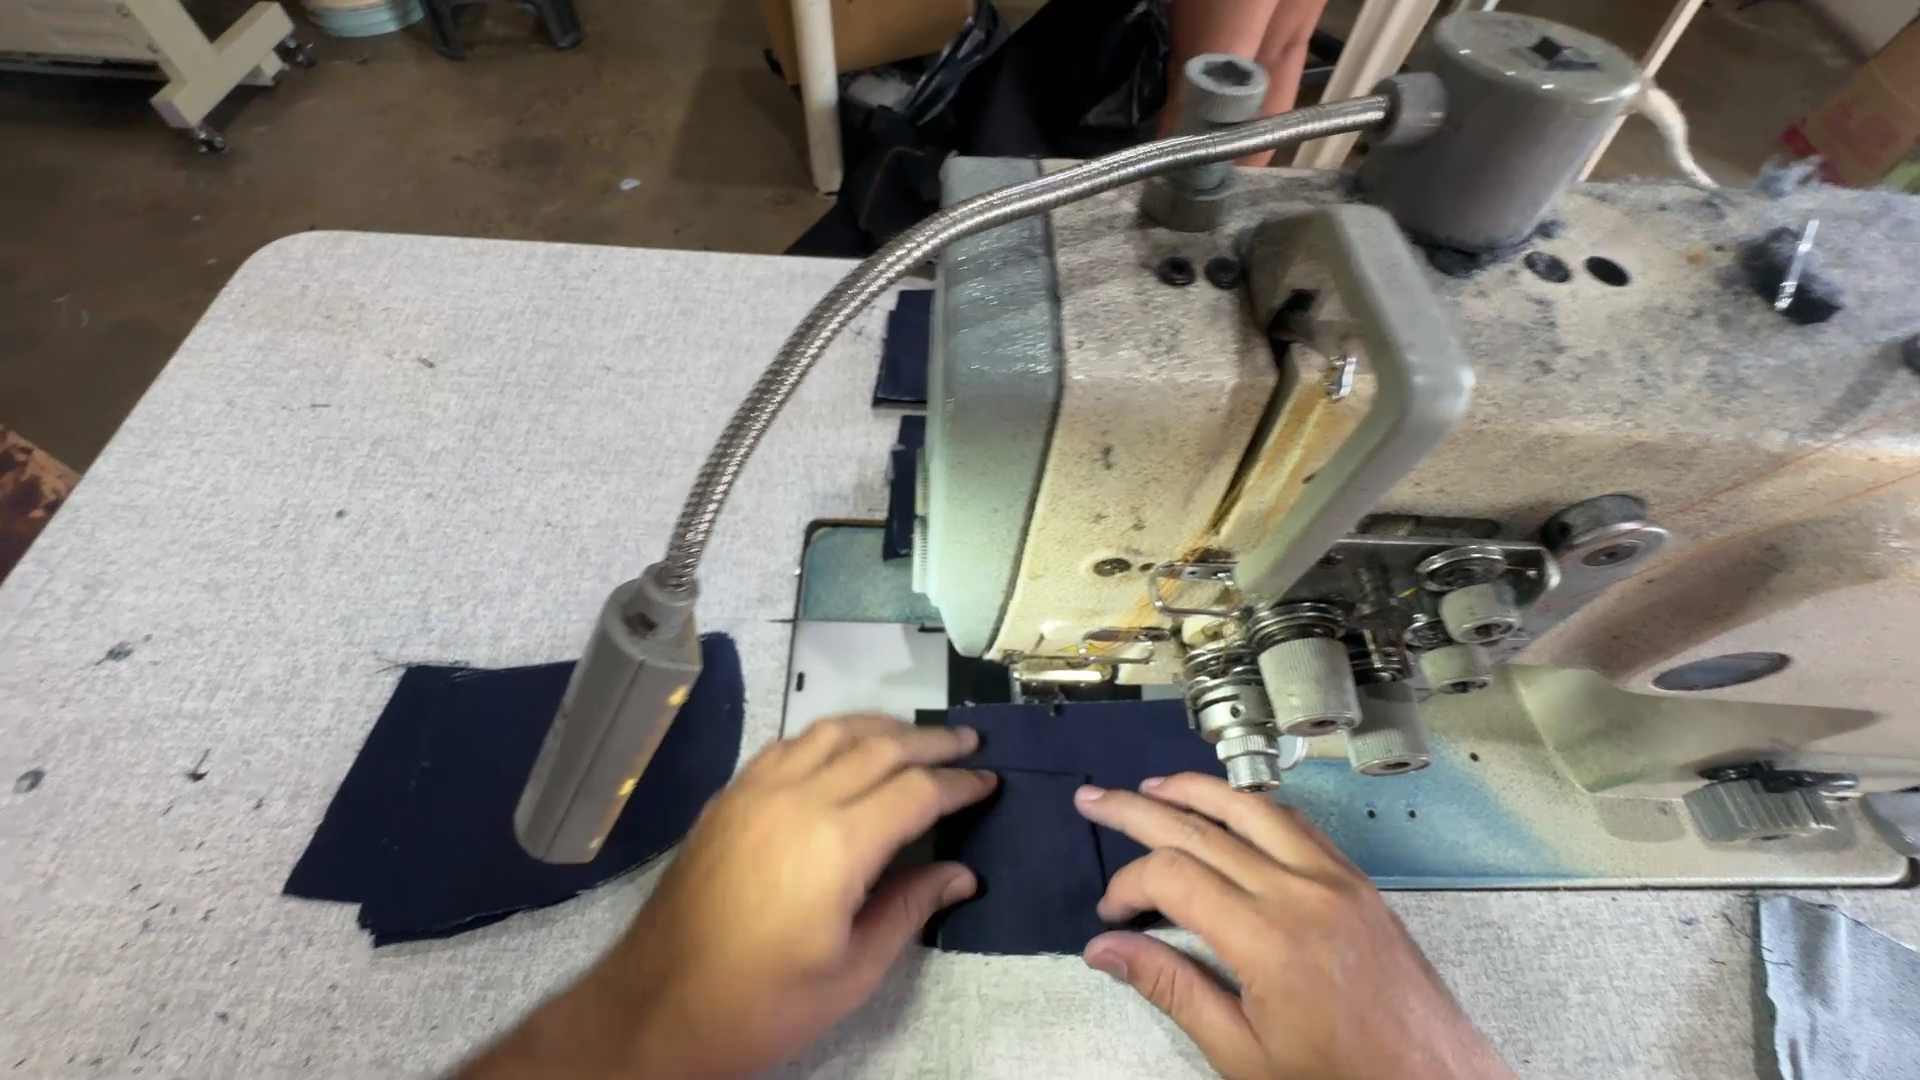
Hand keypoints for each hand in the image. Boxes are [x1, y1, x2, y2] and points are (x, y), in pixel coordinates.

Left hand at [463, 714, 995, 1078]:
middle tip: (968, 741)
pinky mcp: (732, 793)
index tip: (988, 779)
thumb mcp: (852, 973)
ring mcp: (760, 788)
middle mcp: (801, 797)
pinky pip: (791, 743)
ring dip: (883, 726)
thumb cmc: (761, 1004)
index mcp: (838, 844)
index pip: (917, 791)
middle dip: (932, 741)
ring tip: (915, 734)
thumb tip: (963, 873)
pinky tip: (844, 746)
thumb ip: (911, 908)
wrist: (654, 1008)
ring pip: (834, 730)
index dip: (959, 783)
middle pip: (882, 746)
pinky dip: (830, 734)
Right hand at [1073, 773, 1511, 1079]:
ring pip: (1248, 806)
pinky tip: (1226, 806)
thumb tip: (1100, 949)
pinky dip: (1250, 804)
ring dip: (1192, 790)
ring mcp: (1333, 876)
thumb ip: (1171, 989)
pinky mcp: (1356, 878)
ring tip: (1149, 786)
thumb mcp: (1245, 1057)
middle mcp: (1299, 890)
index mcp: (1268, 939)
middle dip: (1135, 809)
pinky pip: (1295, 820)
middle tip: (1092, 798)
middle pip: (1199, 827)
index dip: (1128, 885)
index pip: (1173, 877)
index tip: (1109, 914)